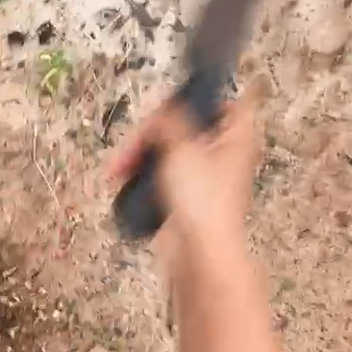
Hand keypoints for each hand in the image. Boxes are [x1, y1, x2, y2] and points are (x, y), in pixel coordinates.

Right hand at [106, 100, 262, 268]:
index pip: (218, 101)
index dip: (192, 99)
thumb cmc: (201, 202)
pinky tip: (124, 185)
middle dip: (148, 138)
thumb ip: (170, 122)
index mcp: (235, 135)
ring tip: (116, 173)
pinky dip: (142, 181)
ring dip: (139, 160)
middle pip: (182, 130)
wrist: (198, 252)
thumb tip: (162, 111)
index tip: (164, 107)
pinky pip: (160, 180)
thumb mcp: (182, 149)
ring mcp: (202, 179)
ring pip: (166, 156)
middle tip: (127, 151)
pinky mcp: (184, 200)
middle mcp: (222, 154)